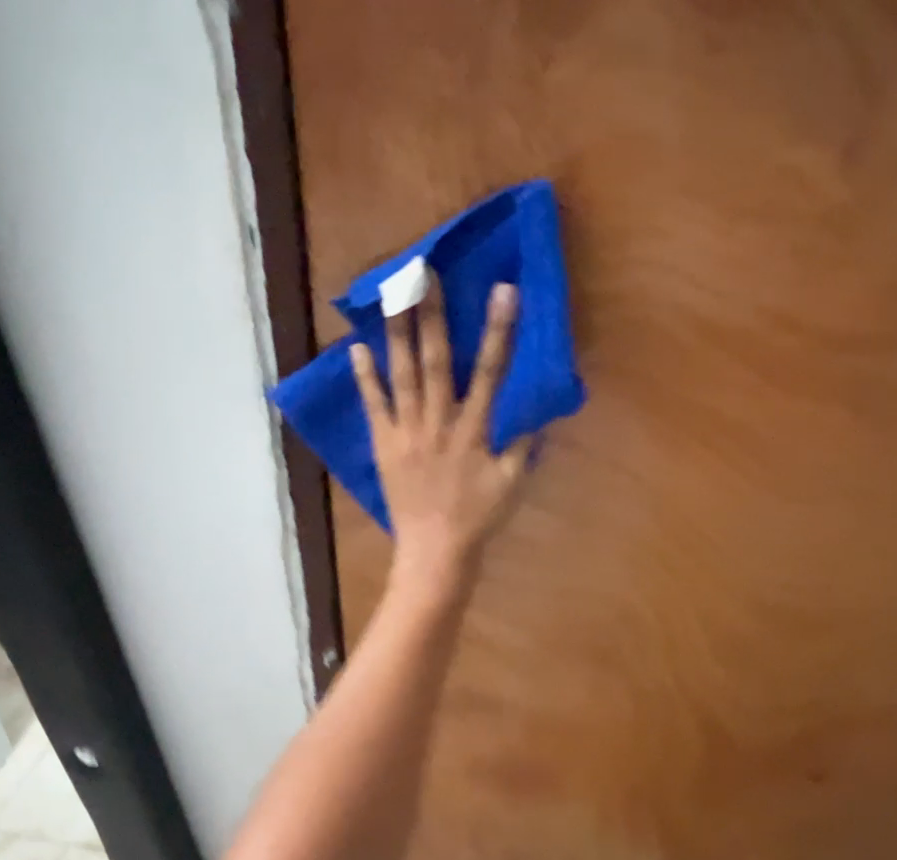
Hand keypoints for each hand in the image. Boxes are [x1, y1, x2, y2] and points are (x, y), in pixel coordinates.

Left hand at [351, 279, 532, 593]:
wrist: (435, 550)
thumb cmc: (478, 517)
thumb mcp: (512, 482)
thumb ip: (523, 443)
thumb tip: (539, 406)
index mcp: (474, 429)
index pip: (491, 371)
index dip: (498, 330)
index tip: (503, 290)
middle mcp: (439, 422)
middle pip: (437, 360)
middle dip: (433, 314)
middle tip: (426, 272)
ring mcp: (407, 432)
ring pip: (403, 374)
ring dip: (398, 332)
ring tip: (392, 294)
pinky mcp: (384, 444)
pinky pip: (373, 406)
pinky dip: (365, 377)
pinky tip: (357, 347)